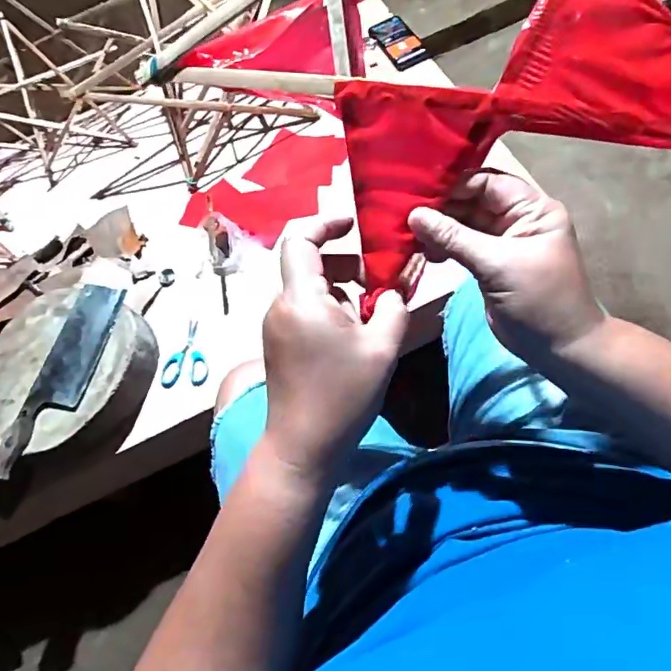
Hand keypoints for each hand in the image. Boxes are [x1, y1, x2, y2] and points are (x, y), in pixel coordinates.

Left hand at [260, 217, 408, 480]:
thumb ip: (394, 307)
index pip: (300, 239)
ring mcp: (276, 325)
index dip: (326, 222)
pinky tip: (354, 337)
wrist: (302, 447)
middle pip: (309, 263)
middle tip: (378, 282)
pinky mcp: (279, 343)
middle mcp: (281, 305)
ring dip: (342, 289)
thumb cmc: (343, 395)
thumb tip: (392, 291)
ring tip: (371, 316)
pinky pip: (305, 309)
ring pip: (310, 288)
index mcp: (301, 298)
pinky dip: (331, 309)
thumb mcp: (382, 347)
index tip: (354, 223)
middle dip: (346, 263)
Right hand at [408, 170, 605, 362]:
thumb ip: (455, 238)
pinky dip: (444, 246)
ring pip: (466, 223)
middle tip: (403, 211)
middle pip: (474, 201)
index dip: (454, 184)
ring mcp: (505, 241)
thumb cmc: (539, 300)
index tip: (417, 190)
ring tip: (409, 233)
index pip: (489, 182)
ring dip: (439, 228)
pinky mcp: (492, 263)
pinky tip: (423, 249)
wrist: (561, 348)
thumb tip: (414, 215)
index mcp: (534, 209)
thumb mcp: (498, 265)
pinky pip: (464, 245)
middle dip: (442, 206)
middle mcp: (520, 219)